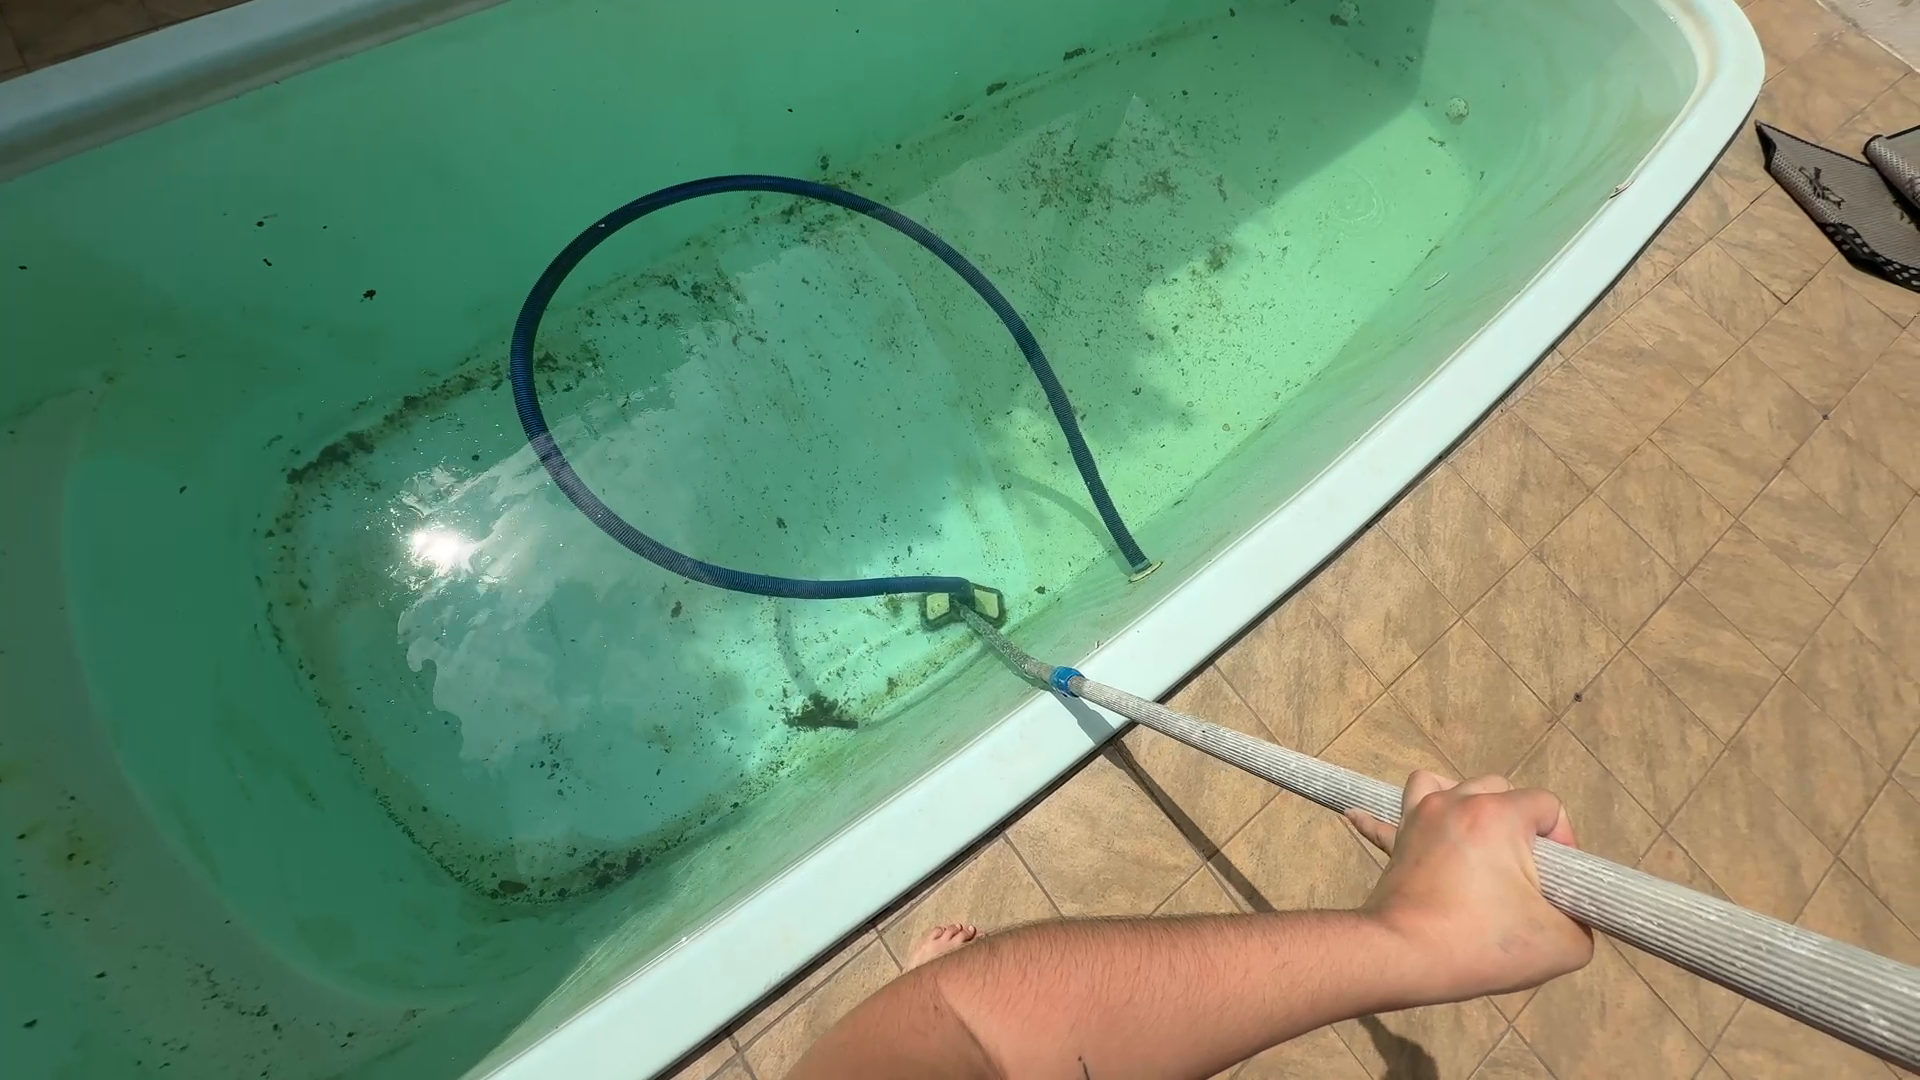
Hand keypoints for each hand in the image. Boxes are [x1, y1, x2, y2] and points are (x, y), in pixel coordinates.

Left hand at [1347, 771, 1592, 1002]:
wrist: (1409, 951)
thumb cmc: (1485, 942)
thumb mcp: (1566, 940)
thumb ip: (1577, 913)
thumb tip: (1562, 906)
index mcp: (1495, 815)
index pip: (1545, 803)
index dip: (1565, 840)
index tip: (1559, 879)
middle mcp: (1452, 803)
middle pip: (1495, 787)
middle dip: (1520, 820)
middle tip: (1526, 869)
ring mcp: (1417, 816)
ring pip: (1437, 783)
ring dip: (1462, 802)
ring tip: (1478, 836)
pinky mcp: (1395, 840)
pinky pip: (1381, 820)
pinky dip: (1376, 818)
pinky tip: (1356, 814)